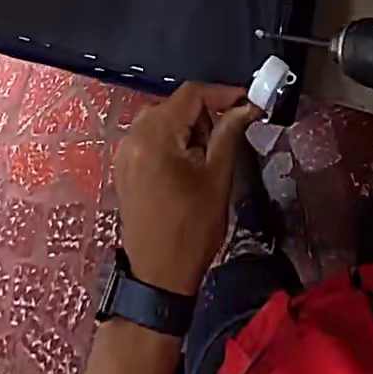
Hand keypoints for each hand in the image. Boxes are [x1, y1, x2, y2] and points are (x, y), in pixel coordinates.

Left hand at [114, 82, 261, 294]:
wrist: (156, 280)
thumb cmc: (191, 228)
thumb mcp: (217, 177)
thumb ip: (229, 133)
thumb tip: (246, 106)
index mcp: (155, 134)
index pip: (191, 94)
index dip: (222, 93)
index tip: (247, 101)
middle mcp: (134, 134)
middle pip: (177, 105)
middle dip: (205, 117)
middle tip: (225, 143)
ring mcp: (126, 150)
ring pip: (166, 120)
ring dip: (190, 130)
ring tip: (206, 163)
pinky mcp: (125, 165)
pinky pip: (153, 137)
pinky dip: (173, 142)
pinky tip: (186, 168)